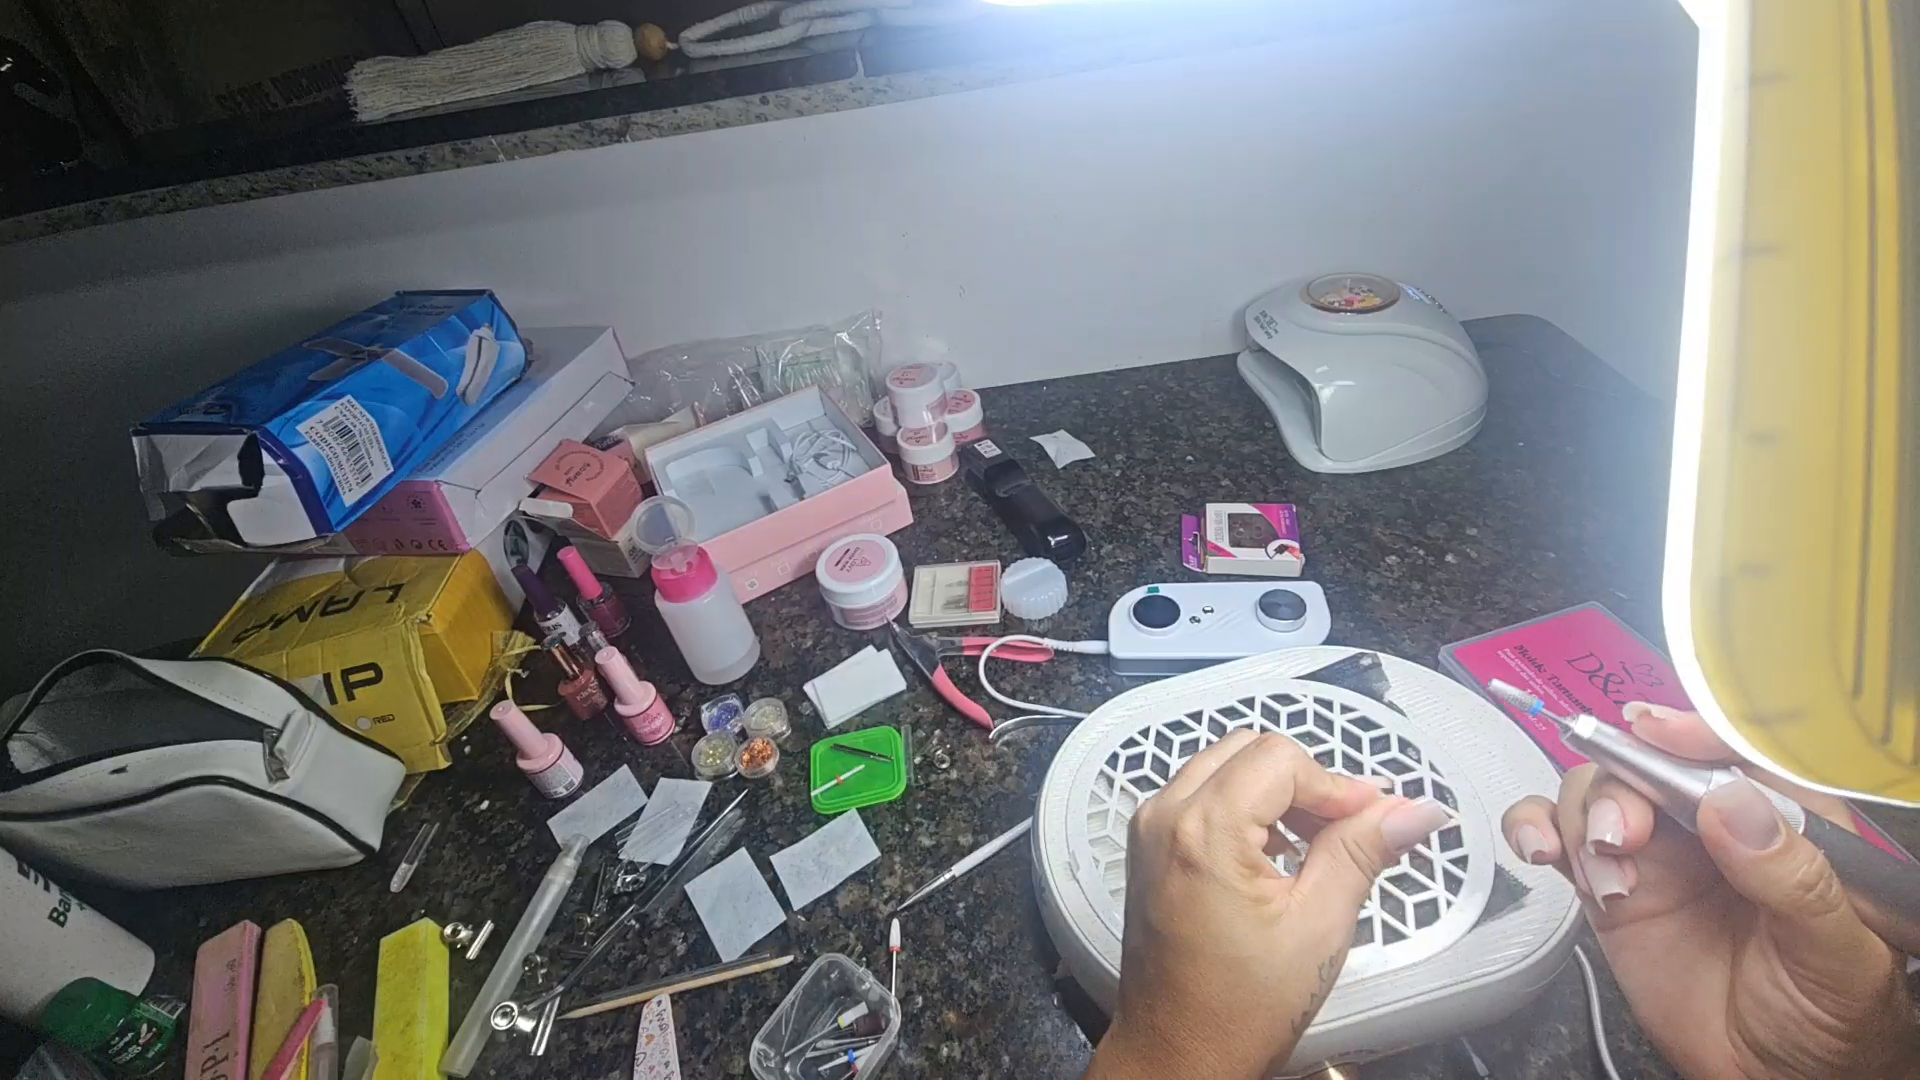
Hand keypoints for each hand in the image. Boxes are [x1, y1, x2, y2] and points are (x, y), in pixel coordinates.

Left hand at [1086, 730, 1454, 1079]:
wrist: (1174, 1048)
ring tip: (1315, 841)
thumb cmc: (1244, 1004)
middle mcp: (1165, 810)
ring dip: (1273, 789)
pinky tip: (1275, 847)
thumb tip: (1415, 810)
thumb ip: (1361, 853)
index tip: (1375, 817)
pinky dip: (1241, 801)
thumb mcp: (1318, 927)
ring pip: (1222, 763)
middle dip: (1304, 780)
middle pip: (1246, 750)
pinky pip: (1199, 789)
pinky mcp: (1147, 836)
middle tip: (1348, 827)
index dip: (1334, 783)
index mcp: (1203, 828)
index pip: (1278, 758)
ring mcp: (1149, 821)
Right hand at [1502, 703, 1919, 1079]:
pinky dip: (1528, 824)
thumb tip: (1731, 803)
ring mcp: (1646, 849)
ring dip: (1576, 820)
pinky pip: (1545, 825)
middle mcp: (1705, 828)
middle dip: (1617, 793)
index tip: (1649, 728)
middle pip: (1641, 768)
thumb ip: (1795, 883)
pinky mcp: (1594, 872)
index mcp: (1781, 833)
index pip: (1735, 758)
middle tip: (1617, 841)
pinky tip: (1535, 850)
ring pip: (1588, 791)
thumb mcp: (1836, 962)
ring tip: (1598, 878)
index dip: (1691, 733)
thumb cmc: (1826, 1027)